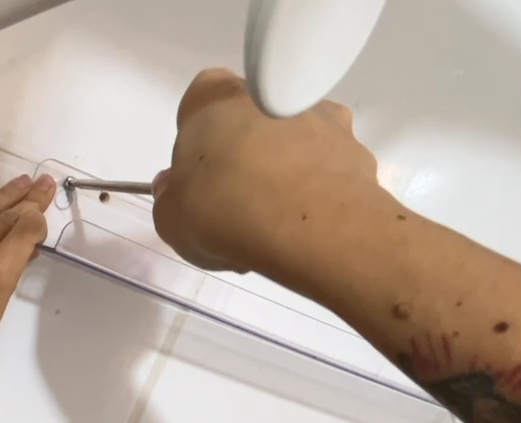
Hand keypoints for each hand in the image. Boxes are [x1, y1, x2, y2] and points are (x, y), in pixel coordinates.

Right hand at [152, 69, 392, 291]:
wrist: (307, 225)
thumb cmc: (222, 210)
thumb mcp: (170, 218)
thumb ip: (168, 199)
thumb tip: (174, 187)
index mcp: (214, 98)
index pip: (197, 104)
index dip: (193, 143)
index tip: (193, 179)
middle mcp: (269, 93)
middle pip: (247, 124)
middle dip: (238, 158)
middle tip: (227, 207)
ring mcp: (319, 116)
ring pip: (288, 144)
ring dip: (277, 175)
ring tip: (265, 226)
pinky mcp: (352, 148)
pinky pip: (321, 170)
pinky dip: (309, 193)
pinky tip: (295, 230)